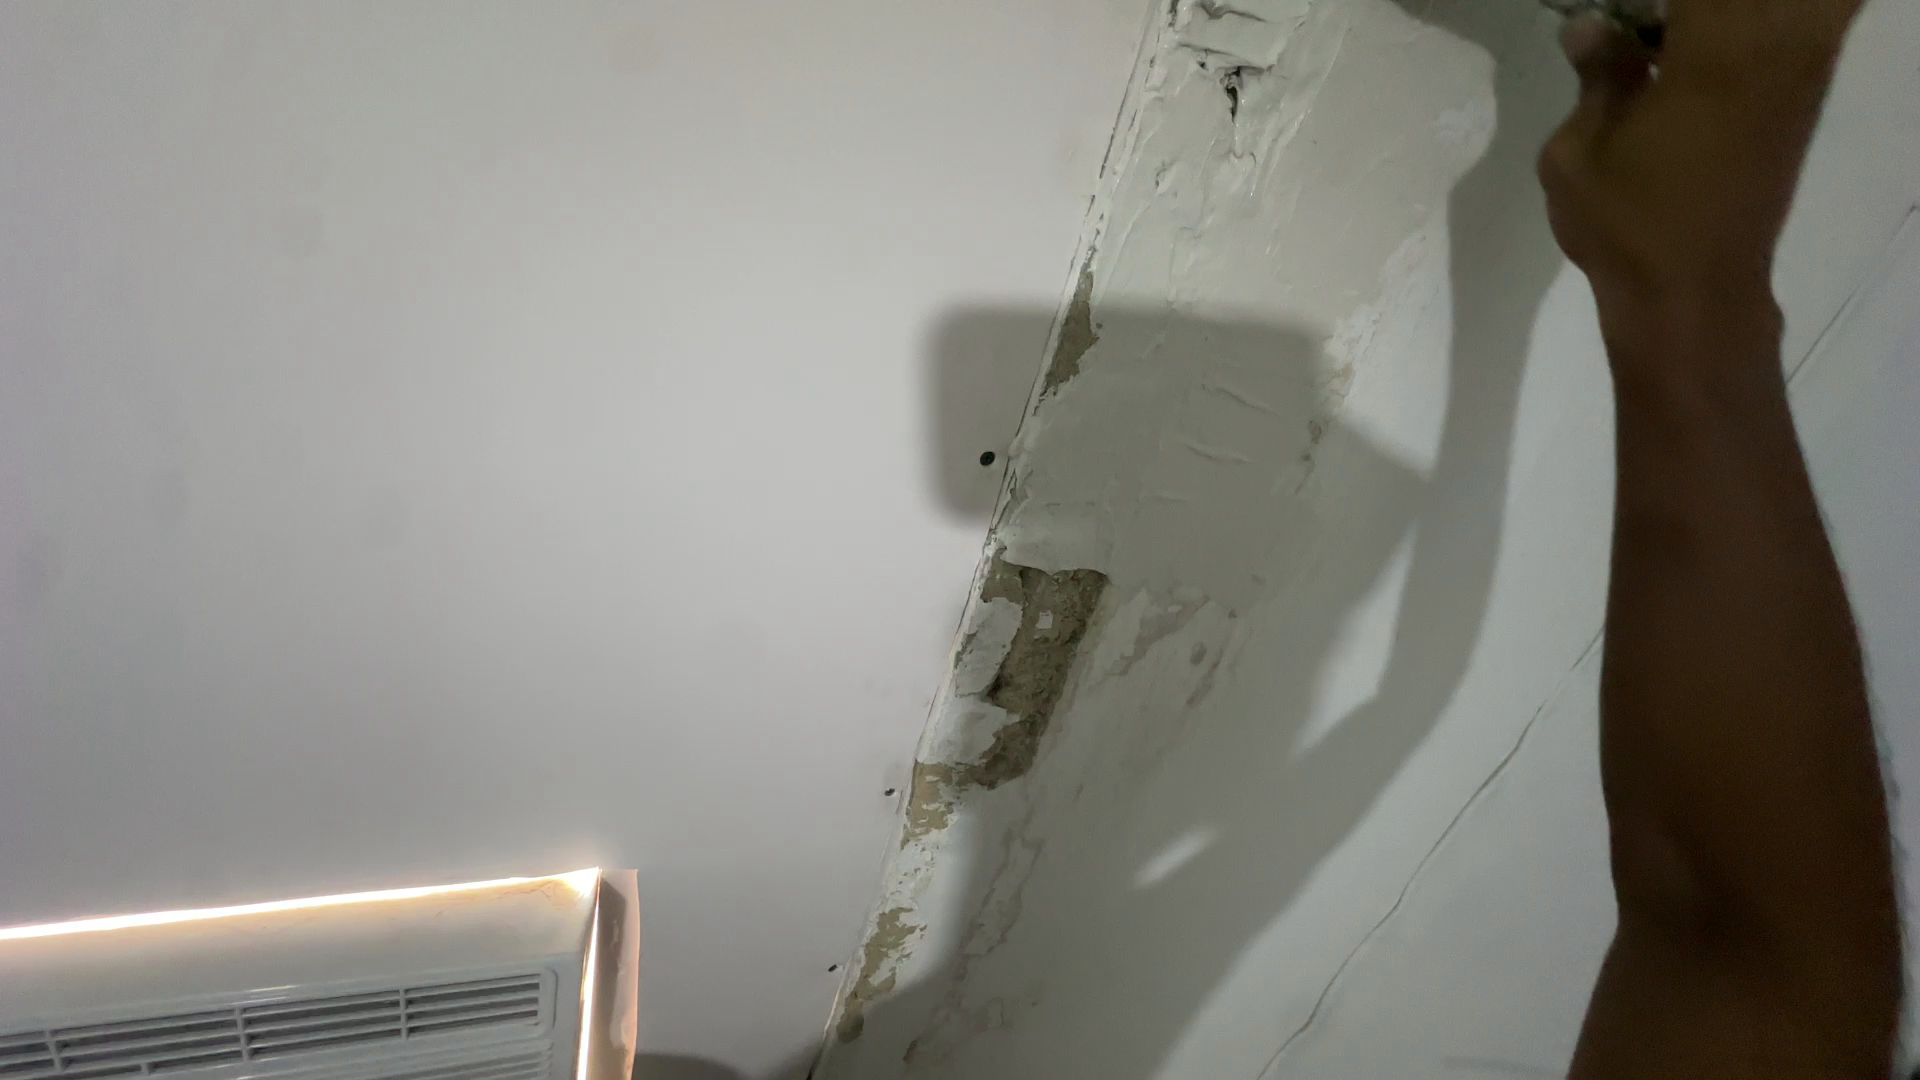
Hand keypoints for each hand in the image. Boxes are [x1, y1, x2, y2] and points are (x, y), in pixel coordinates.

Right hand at [1537, 0, 1861, 335]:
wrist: (1691, 283)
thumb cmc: (1622, 223)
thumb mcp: (1574, 156)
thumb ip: (1595, 81)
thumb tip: (1589, 27)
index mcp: (1717, 51)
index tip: (1608, 11)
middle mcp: (1781, 39)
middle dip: (1691, 6)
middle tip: (1638, 23)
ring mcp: (1807, 62)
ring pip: (1797, 3)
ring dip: (1729, 16)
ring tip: (1669, 39)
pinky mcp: (1809, 89)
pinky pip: (1809, 19)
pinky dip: (1760, 23)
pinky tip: (1703, 47)